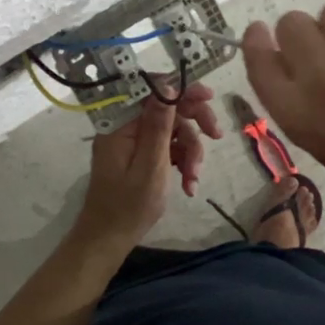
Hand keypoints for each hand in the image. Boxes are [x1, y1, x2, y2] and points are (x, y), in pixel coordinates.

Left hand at [74, 84, 221, 244]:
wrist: (108, 239)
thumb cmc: (128, 206)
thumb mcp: (150, 165)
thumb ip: (159, 126)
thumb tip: (167, 85)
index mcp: (120, 124)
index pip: (153, 90)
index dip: (182, 88)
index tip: (209, 97)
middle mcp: (126, 128)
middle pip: (168, 109)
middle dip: (194, 124)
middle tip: (216, 136)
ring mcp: (134, 143)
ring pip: (174, 131)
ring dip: (191, 152)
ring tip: (193, 179)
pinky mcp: (142, 157)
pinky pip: (169, 149)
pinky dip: (182, 163)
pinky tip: (188, 186)